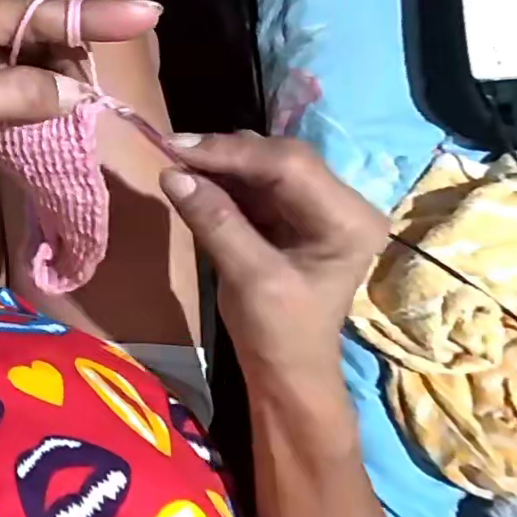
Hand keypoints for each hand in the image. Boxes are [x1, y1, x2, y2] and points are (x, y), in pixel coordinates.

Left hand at [0, 0, 161, 219]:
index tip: (146, 14)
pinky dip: (57, 104)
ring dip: (70, 80)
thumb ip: (19, 90)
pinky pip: (34, 95)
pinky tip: (80, 109)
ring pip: (41, 65)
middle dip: (78, 49)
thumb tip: (78, 91)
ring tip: (98, 95)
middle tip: (112, 73)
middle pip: (40, 34)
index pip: (29, 12)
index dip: (86, 16)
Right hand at [157, 132, 388, 384]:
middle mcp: (339, 203)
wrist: (285, 368)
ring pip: (261, 164)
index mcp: (347, 219)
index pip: (288, 165)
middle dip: (223, 152)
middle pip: (277, 157)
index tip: (174, 148)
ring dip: (217, 162)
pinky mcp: (286, 214)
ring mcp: (312, 207)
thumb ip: (214, 221)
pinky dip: (218, 178)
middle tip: (170, 152)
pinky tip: (190, 178)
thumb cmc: (279, 331)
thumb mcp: (249, 278)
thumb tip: (171, 174)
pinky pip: (250, 183)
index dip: (230, 151)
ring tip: (175, 162)